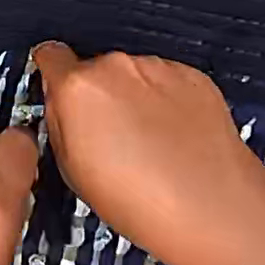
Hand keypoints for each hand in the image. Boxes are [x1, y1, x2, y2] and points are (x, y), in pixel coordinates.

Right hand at [32, 42, 264, 264]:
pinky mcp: (192, 76)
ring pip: (130, 74)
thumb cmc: (141, 201)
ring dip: (132, 97)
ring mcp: (156, 68)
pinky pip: (165, 80)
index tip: (58, 89)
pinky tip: (173, 137)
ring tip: (148, 142)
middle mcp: (115, 66)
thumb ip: (58, 122)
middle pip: (93, 69)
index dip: (52, 74)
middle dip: (97, 94)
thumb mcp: (72, 170)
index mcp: (77, 87)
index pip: (51, 55)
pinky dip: (165, 100)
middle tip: (109, 136)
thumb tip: (60, 105)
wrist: (214, 209)